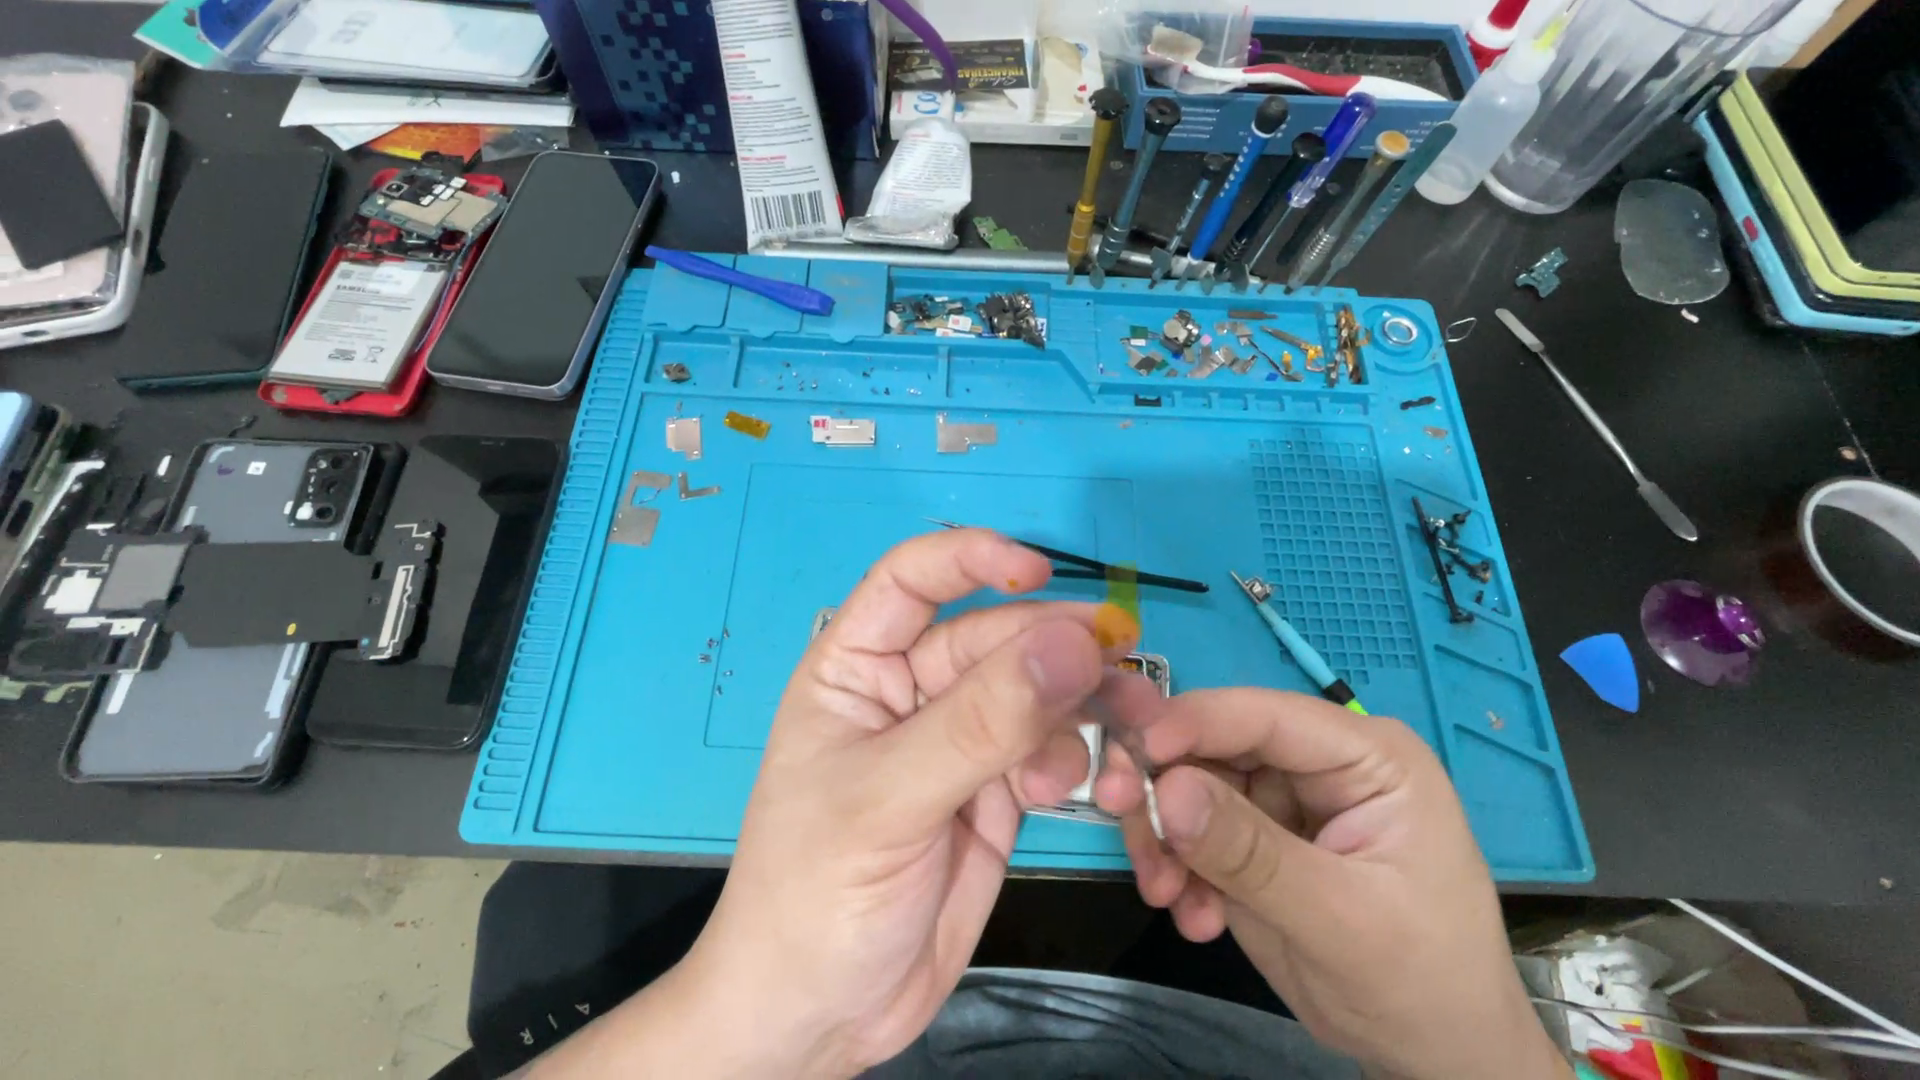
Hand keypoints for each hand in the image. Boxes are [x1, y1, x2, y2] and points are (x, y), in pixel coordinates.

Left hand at [675, 529, 1126, 1074]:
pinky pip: (1052, 751)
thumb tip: (1070, 641)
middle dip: (1058, 649)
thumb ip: (981, 722)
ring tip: (1132, 729)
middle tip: (1123, 666)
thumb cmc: (817, 894)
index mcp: (856, 669)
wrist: (822, 1016)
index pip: (912, 581)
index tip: (1042, 570)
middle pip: (996, 639)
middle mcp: (910, 693)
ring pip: (1036, 693)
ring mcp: (958, 743)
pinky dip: (1083, 758)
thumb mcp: (891, 800)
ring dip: (1086, 705)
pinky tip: (1097, 787)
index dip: (972, 558)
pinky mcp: (996, 792)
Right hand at [1095, 689, 1569, 1079]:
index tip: (1131, 752)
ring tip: (1163, 895)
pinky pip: (1187, 832)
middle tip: (1118, 816)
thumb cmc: (1419, 980)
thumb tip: (1166, 789)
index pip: (1264, 715)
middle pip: (1211, 745)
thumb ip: (1250, 853)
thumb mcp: (1338, 918)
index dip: (1191, 722)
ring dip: (1163, 837)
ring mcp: (1278, 801)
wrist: (1434, 1056)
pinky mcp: (1250, 840)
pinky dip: (1176, 869)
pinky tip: (1194, 917)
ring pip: (1186, 787)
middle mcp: (1314, 764)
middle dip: (1162, 787)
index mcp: (1365, 756)